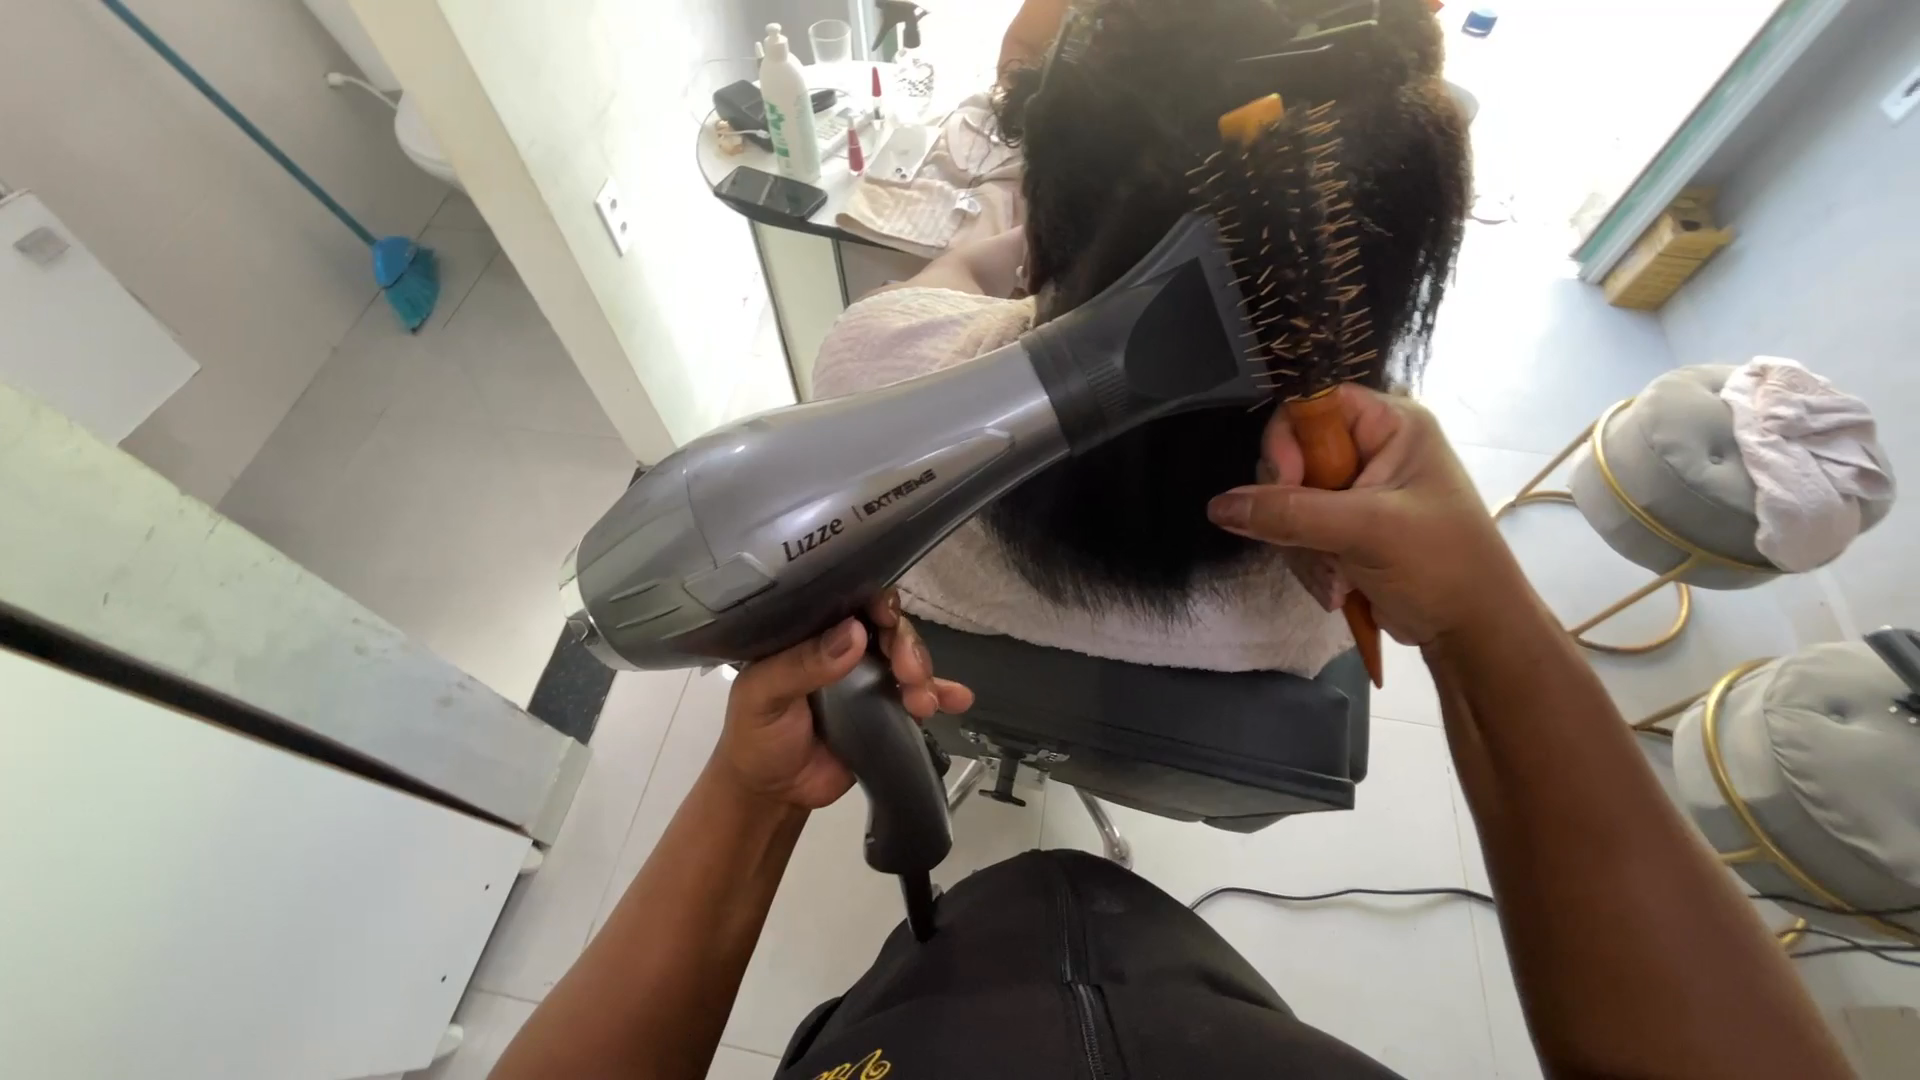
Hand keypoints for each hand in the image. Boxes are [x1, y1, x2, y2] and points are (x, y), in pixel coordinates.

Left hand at [713, 590, 974, 809]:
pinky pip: (921, 694)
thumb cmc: (757, 735)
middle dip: (906, 645)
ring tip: (922, 702)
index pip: (848, 601)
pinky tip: (959, 699)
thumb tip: (855, 632)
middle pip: (888, 628)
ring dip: (924, 673)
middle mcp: (844, 647)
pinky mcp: (888, 710)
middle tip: (909, 673)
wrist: (774, 793)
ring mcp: (870, 679)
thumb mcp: (763, 696)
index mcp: (811, 633)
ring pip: (908, 657)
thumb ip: (802, 665)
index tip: (887, 619)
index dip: (874, 603)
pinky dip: (944, 693)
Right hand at [1207, 384, 1522, 646]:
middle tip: (1313, 539)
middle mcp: (1367, 450)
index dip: (1288, 441)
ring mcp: (1351, 490)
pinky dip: (1304, 561)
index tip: (1287, 483)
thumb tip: (1218, 507)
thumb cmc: (1440, 564)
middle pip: (1289, 456)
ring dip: (1297, 545)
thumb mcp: (1366, 531)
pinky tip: (1336, 586)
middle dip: (1290, 507)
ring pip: (1282, 500)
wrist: (1470, 629)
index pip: (1311, 405)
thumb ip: (1291, 514)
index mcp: (1390, 426)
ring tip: (1336, 577)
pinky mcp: (1339, 525)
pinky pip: (1290, 531)